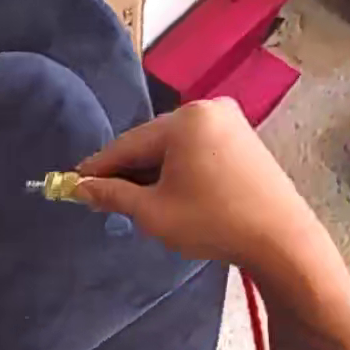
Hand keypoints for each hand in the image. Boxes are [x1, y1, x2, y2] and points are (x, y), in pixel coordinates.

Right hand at [74, 98, 334, 278]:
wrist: (279, 239)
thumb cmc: (210, 222)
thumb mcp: (150, 211)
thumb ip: (110, 195)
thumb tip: (79, 188)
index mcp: (184, 121)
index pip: (125, 145)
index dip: (95, 169)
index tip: (71, 186)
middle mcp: (207, 110)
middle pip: (147, 143)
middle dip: (123, 172)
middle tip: (99, 199)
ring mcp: (228, 122)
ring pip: (168, 148)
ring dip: (147, 173)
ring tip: (130, 201)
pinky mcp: (240, 138)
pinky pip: (190, 151)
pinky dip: (171, 170)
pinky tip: (162, 193)